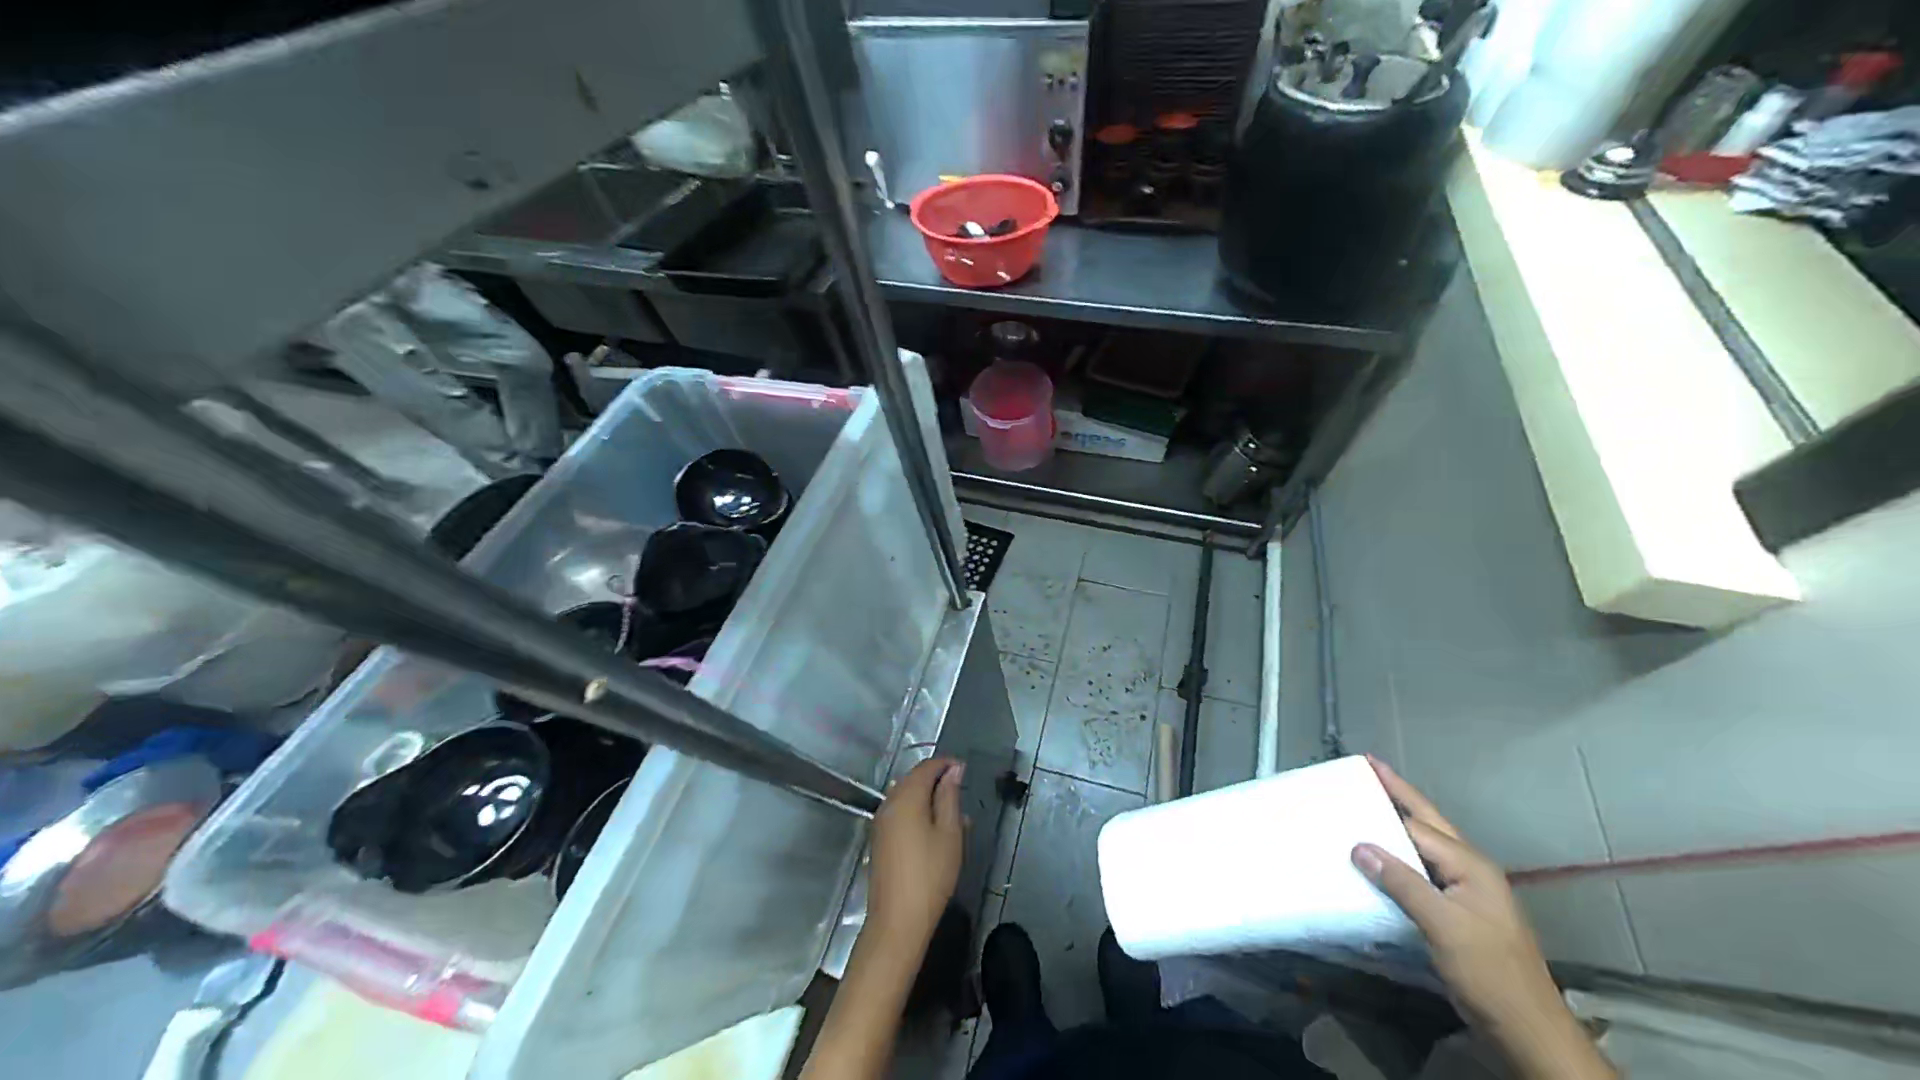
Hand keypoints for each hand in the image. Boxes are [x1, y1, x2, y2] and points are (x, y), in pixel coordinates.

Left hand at [867, 757, 965, 948]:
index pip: (926, 767)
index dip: (945, 765)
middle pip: (913, 780)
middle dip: (936, 781)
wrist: (898, 920)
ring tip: (953, 815)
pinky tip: (935, 831)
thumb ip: (949, 797)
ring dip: (928, 798)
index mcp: (906, 797)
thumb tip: (953, 770)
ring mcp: (881, 823)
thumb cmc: (930, 875)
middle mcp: (888, 804)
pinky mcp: (879, 840)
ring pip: (906, 797)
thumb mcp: (949, 833)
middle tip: (961, 793)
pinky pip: (900, 814)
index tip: (964, 770)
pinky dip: (917, 813)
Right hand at [1352, 759, 1614, 1079]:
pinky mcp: (1456, 912)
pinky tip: (1378, 856)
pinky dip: (1397, 855)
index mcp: (1470, 866)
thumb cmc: (1489, 973)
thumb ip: (1402, 883)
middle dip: (1399, 793)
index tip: (1357, 775)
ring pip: (1424, 845)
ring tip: (1366, 802)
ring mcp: (1465, 892)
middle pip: (1428, 823)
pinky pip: (1420, 870)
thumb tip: (1359, 845)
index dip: (1385, 801)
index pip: (1418, 825)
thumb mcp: (1444, 926)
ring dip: (1397, 821)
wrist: (1527, 1030)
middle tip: (1369, 765)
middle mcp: (1470, 870)